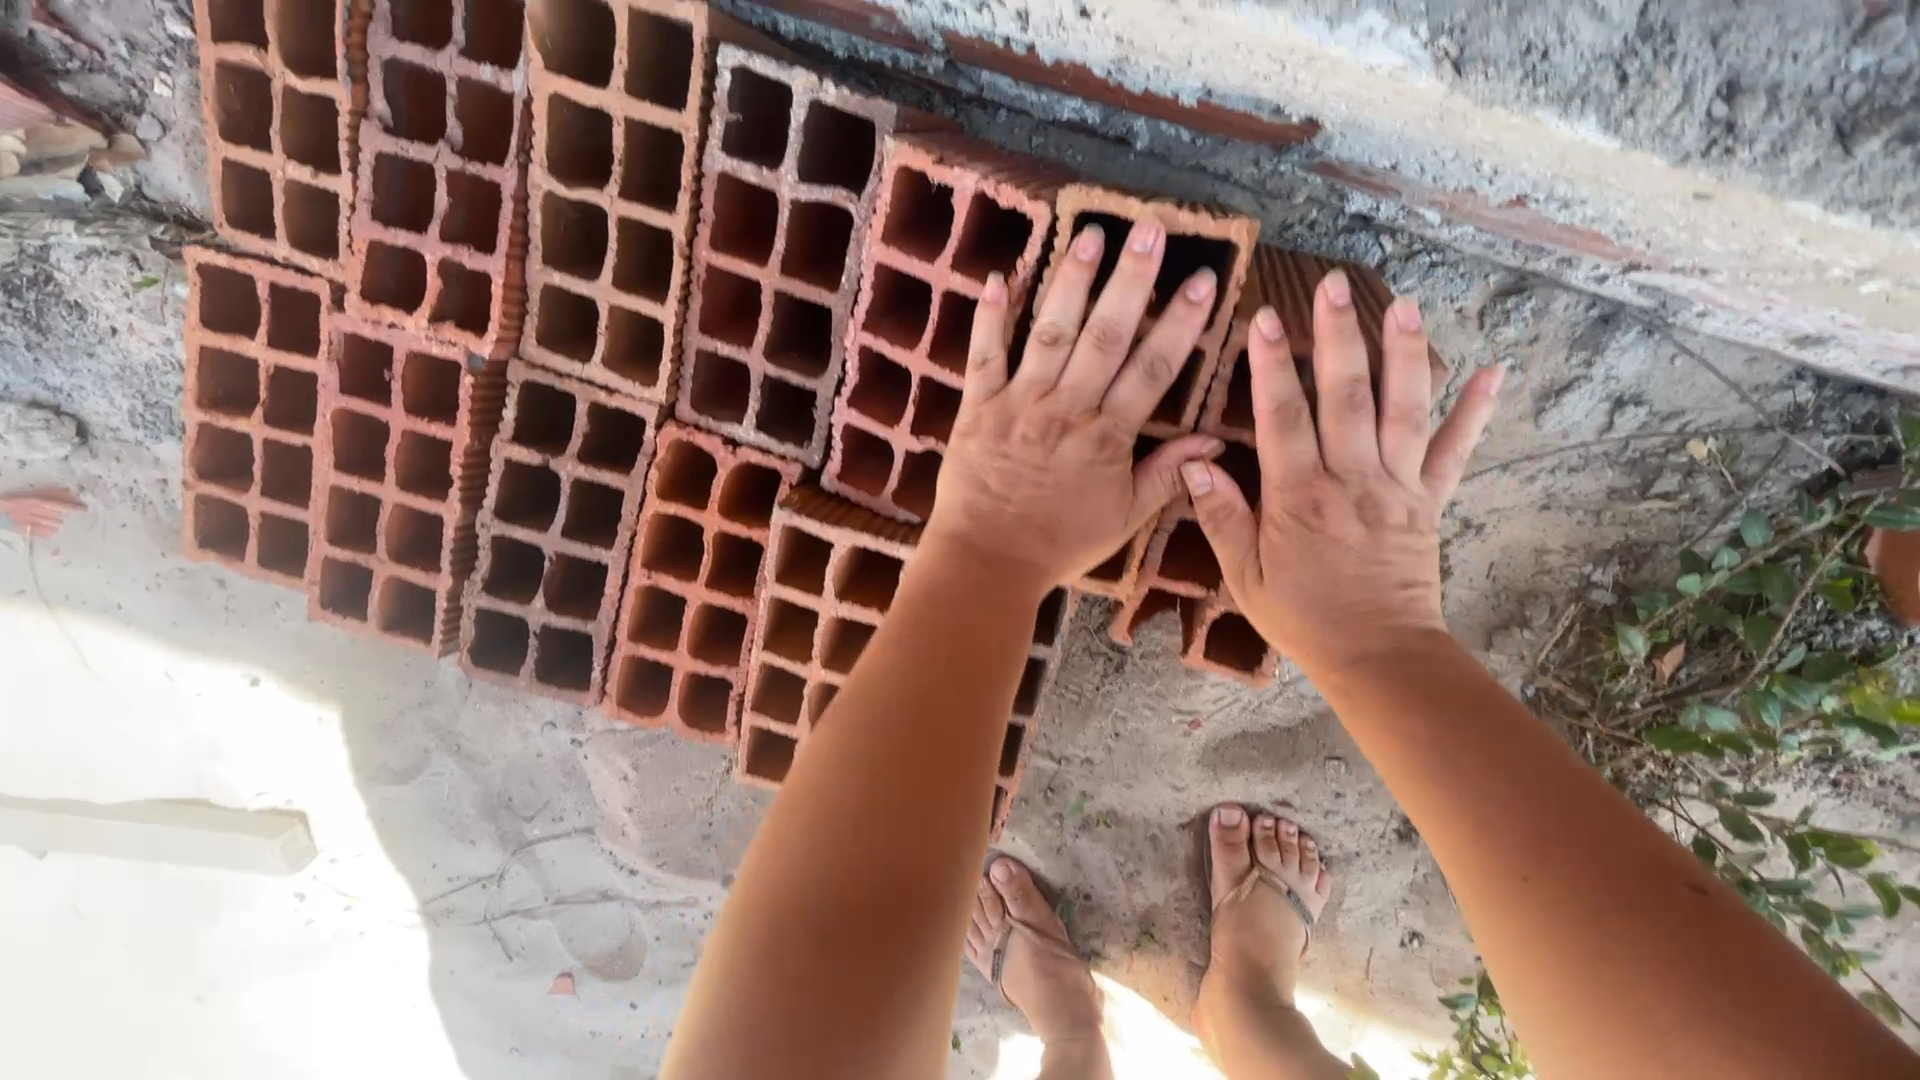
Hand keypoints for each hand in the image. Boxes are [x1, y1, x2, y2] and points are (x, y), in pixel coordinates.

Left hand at [925, 220, 1223, 589]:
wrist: (988, 559)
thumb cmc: (1059, 542)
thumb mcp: (1124, 518)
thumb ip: (1166, 475)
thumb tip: (1214, 444)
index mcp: (1107, 436)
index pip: (1152, 369)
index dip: (1180, 323)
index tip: (1204, 279)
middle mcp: (1066, 409)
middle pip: (1105, 336)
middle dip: (1130, 281)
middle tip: (1149, 230)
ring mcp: (1019, 403)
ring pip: (1049, 334)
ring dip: (1069, 283)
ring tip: (1089, 235)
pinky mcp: (978, 407)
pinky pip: (983, 356)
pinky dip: (989, 318)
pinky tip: (997, 276)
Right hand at [1181, 269, 1501, 674]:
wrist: (1377, 654)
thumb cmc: (1302, 616)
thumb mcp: (1244, 577)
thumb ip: (1221, 519)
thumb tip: (1194, 467)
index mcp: (1299, 497)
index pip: (1282, 418)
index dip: (1271, 366)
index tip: (1265, 320)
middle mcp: (1351, 480)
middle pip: (1346, 397)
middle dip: (1339, 337)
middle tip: (1334, 285)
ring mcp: (1397, 487)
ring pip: (1403, 410)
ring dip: (1405, 354)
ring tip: (1405, 303)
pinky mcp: (1429, 501)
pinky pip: (1455, 451)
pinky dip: (1475, 412)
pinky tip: (1494, 370)